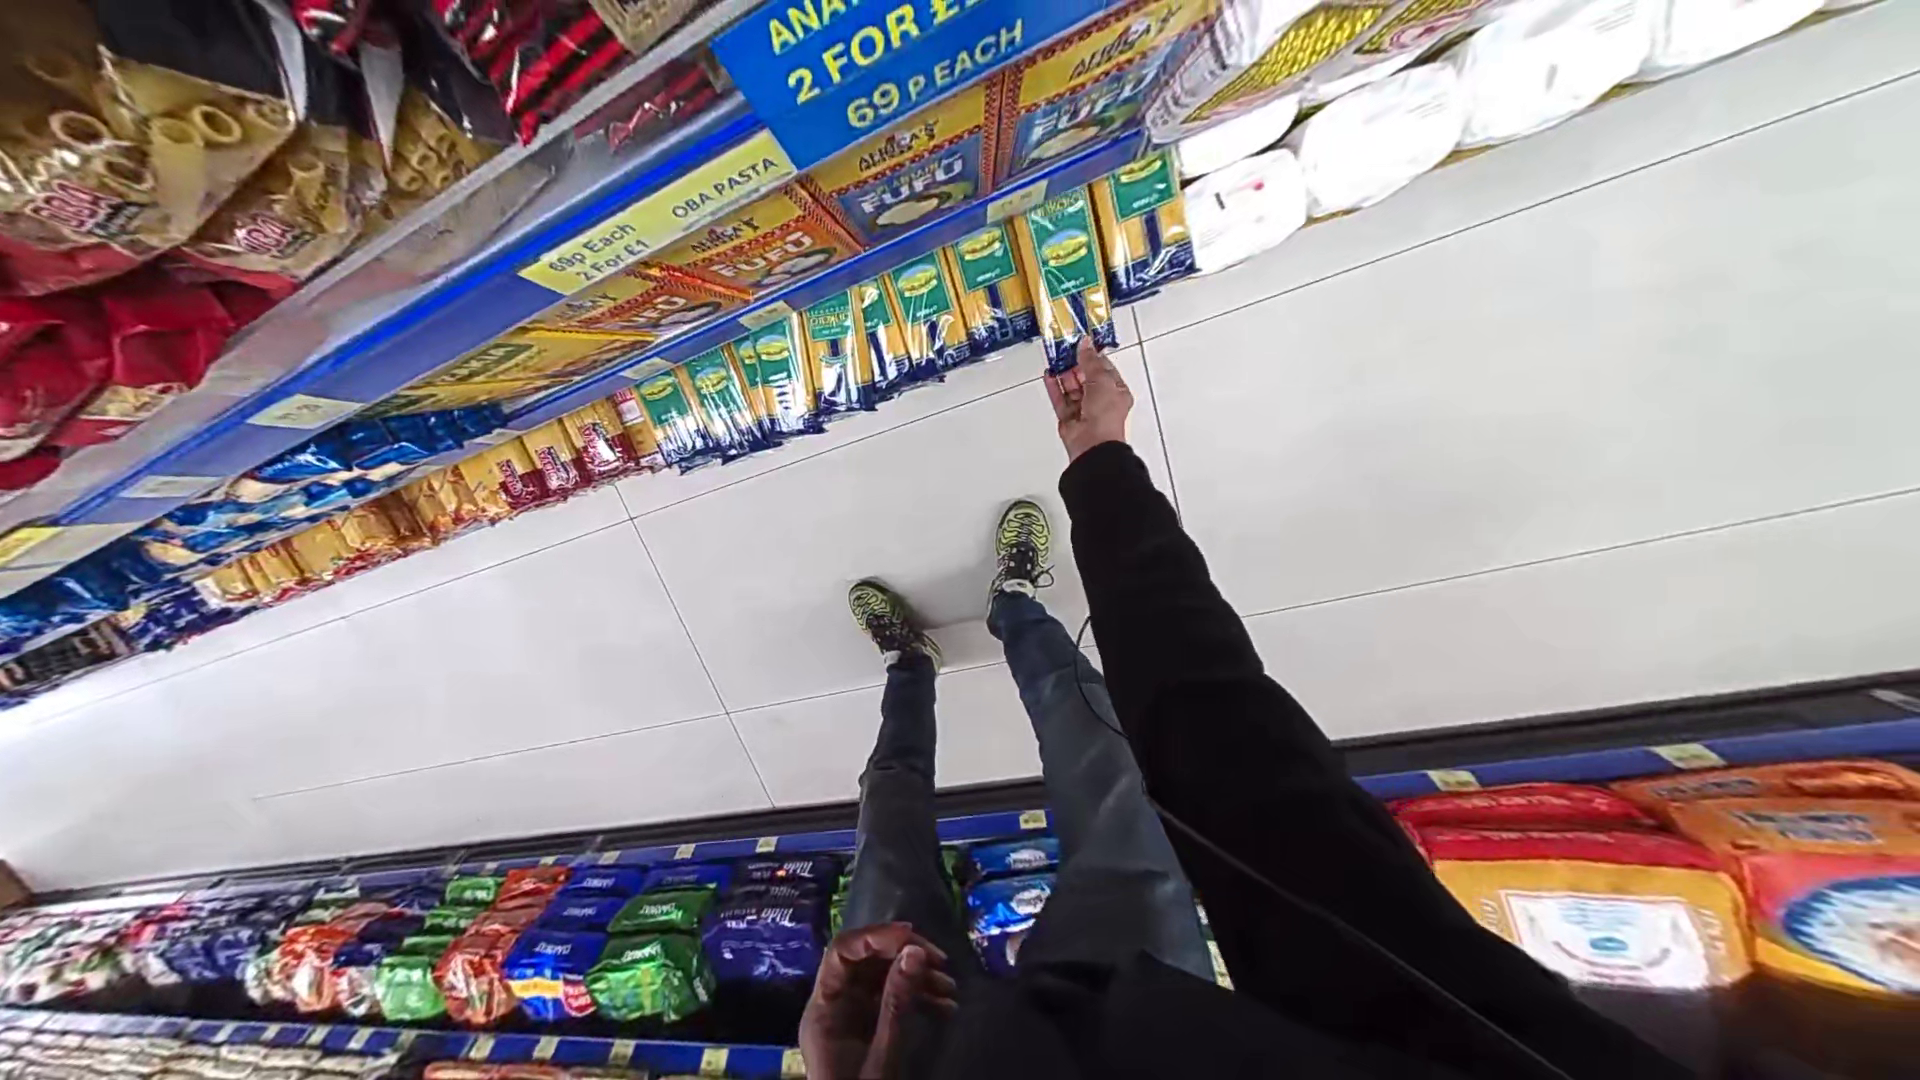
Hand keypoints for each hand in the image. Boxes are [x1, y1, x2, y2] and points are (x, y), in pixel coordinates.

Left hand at [799, 923, 957, 1078]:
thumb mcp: (882, 1058)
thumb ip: (897, 1003)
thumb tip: (915, 950)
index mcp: (823, 1009)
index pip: (842, 953)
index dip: (876, 937)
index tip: (911, 937)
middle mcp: (833, 1004)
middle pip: (865, 959)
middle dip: (903, 953)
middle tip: (938, 959)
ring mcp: (850, 1014)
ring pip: (881, 976)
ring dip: (916, 975)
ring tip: (950, 987)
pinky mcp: (866, 1025)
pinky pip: (889, 997)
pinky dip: (916, 996)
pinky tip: (944, 1006)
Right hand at [1046, 336, 1132, 461]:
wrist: (1092, 442)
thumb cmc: (1105, 414)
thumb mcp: (1102, 379)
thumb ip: (1090, 360)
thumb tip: (1085, 344)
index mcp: (1116, 391)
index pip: (1104, 368)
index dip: (1093, 355)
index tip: (1081, 343)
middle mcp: (1100, 401)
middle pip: (1085, 377)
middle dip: (1075, 363)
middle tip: (1064, 348)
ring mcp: (1083, 410)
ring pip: (1071, 387)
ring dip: (1063, 373)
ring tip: (1054, 358)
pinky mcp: (1068, 418)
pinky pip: (1059, 399)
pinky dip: (1054, 387)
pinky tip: (1049, 375)